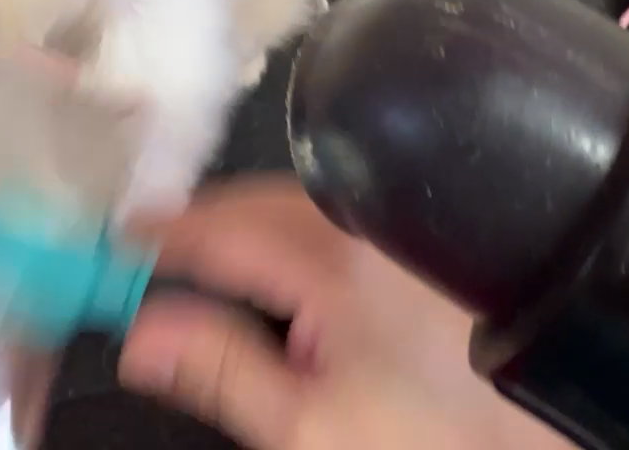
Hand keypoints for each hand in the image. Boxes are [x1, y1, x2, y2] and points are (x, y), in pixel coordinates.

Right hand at [116, 176, 574, 449]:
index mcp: (326, 263)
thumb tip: (144, 333)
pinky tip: (267, 252)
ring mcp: (380, 226)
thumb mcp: (305, 424)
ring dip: (238, 219)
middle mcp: (355, 226)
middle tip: (148, 247)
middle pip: (253, 203)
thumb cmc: (416, 429)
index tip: (119, 234)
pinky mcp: (396, 235)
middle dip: (198, 221)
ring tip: (196, 250)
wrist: (510, 426)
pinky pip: (320, 211)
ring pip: (288, 201)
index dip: (162, 230)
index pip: (222, 230)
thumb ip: (221, 368)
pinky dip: (278, 222)